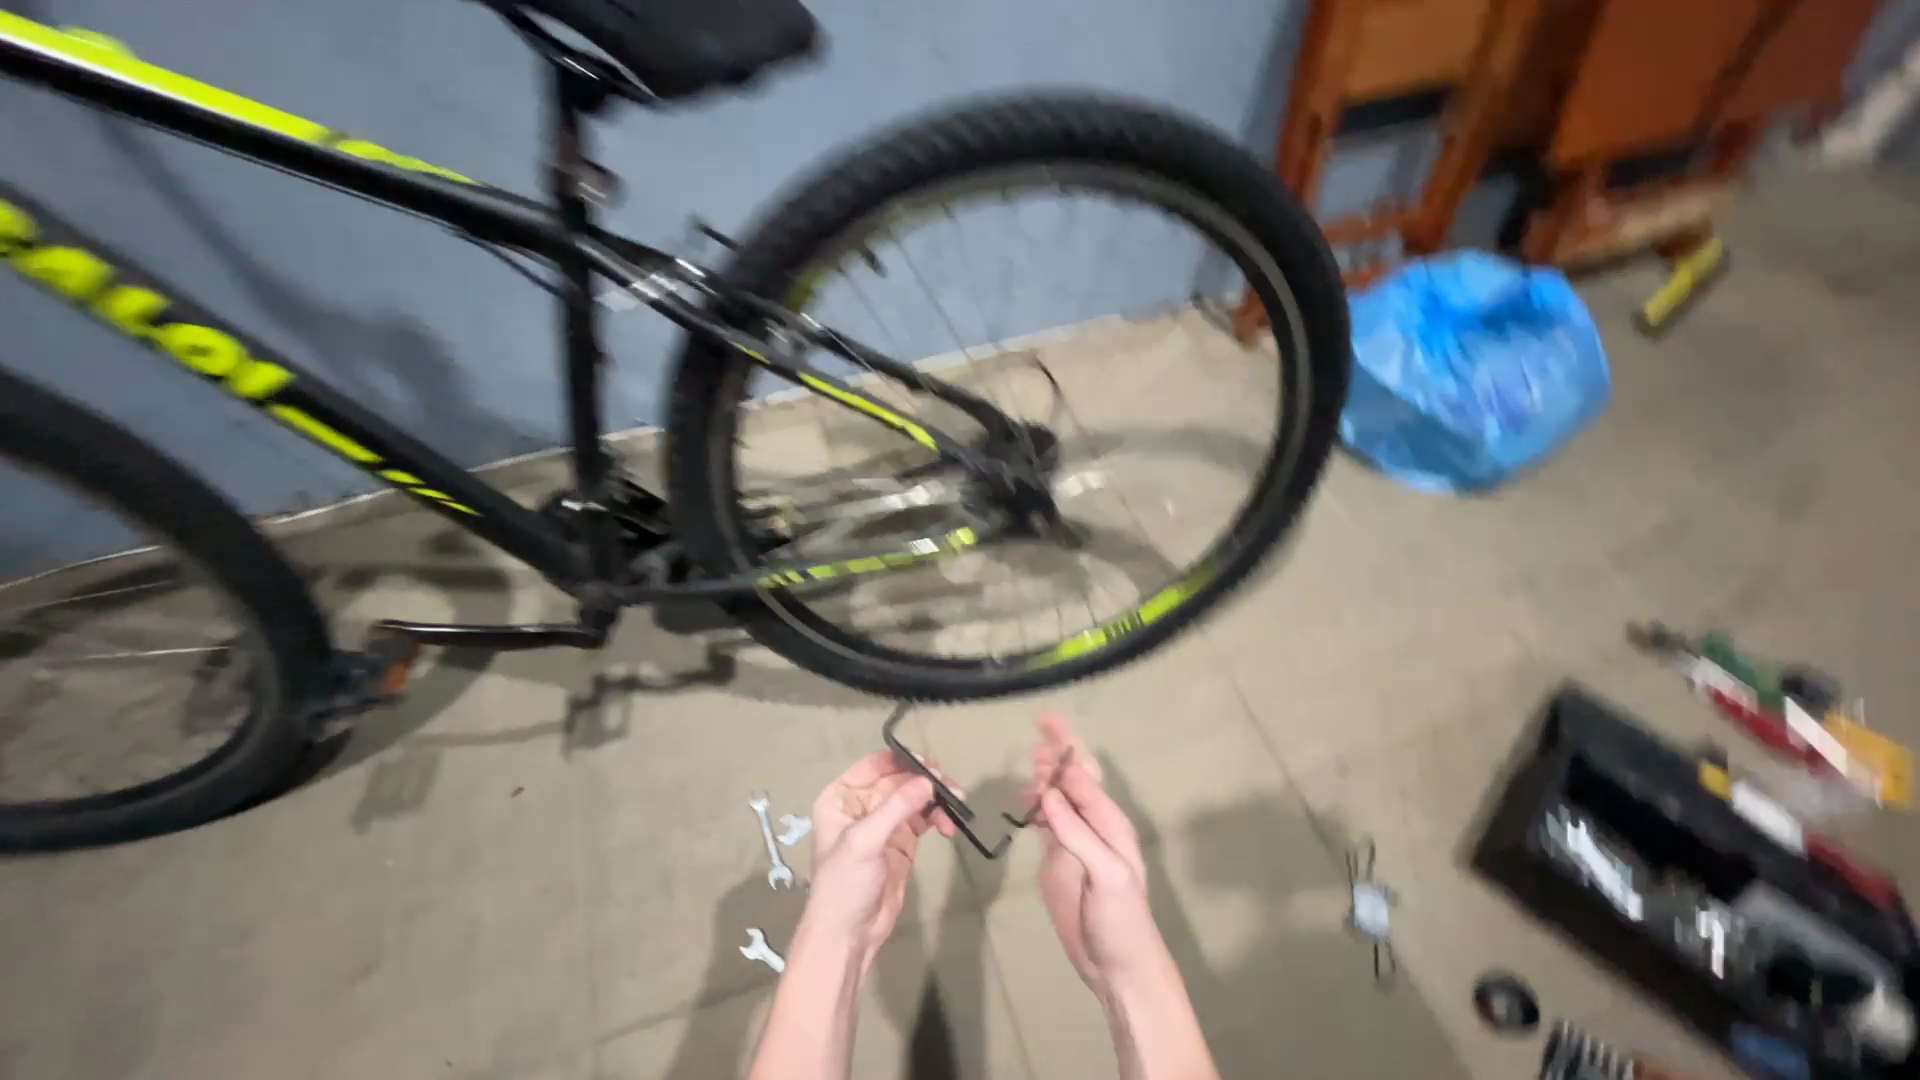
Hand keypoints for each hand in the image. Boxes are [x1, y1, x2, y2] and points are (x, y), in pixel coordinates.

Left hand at [802, 751, 957, 969]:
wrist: (848, 935)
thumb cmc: (844, 883)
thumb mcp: (864, 841)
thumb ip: (896, 808)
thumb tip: (929, 781)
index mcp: (842, 797)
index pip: (875, 766)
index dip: (901, 761)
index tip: (927, 764)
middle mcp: (863, 804)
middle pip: (900, 779)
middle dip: (925, 780)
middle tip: (949, 785)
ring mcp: (885, 823)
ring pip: (915, 797)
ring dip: (937, 798)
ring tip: (956, 804)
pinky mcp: (903, 842)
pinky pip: (924, 818)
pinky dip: (939, 817)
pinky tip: (949, 826)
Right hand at [1028, 714, 1168, 994]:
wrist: (1118, 966)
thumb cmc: (1121, 921)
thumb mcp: (1106, 875)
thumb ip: (1077, 833)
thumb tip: (1047, 794)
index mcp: (1109, 823)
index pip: (1085, 775)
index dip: (1065, 749)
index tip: (1044, 724)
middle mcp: (1094, 825)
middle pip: (1075, 779)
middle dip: (1057, 755)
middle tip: (1034, 742)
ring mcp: (1077, 841)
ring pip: (1060, 797)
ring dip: (1044, 778)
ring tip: (1028, 766)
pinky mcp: (1061, 860)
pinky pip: (1049, 821)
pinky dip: (1036, 806)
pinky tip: (1024, 805)